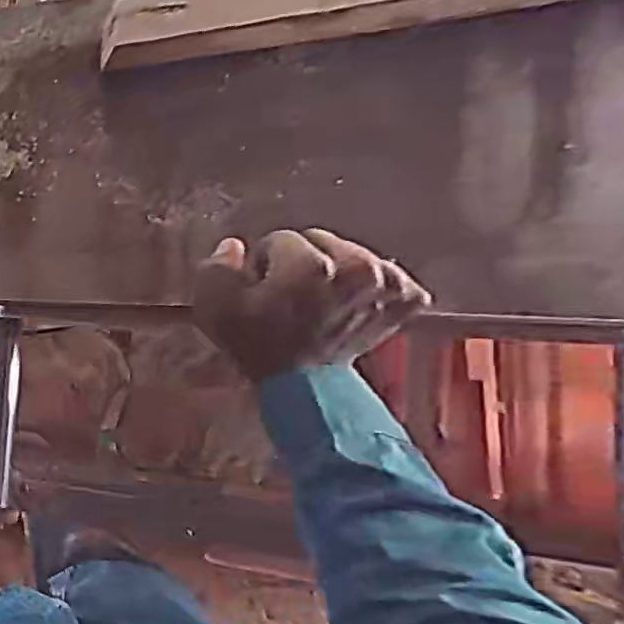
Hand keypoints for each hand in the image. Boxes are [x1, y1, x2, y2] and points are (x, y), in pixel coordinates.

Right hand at [193, 228, 431, 381]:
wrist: (302, 385)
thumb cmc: (256, 343)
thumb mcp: (214, 305)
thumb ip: (216, 267)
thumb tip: (234, 246)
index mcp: (310, 264)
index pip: (279, 238)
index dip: (263, 263)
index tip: (259, 288)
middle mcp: (358, 266)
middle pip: (318, 240)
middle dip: (300, 261)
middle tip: (287, 294)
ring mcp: (389, 282)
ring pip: (351, 254)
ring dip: (332, 271)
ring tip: (316, 301)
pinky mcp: (409, 298)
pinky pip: (385, 273)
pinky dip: (367, 285)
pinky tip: (347, 304)